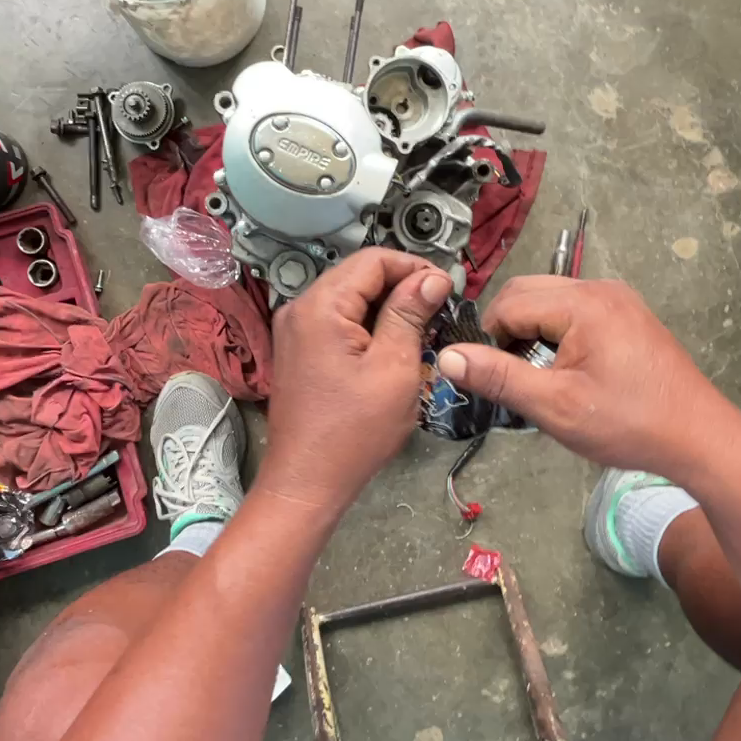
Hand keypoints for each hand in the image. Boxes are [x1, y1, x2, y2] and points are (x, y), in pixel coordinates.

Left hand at [261, 249, 451, 512]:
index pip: (373, 260)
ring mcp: (294, 329)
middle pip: (358, 275)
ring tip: (420, 329)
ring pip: (348, 297)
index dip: (414, 267)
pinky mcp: (298, 349)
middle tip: (438, 310)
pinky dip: (366, 324)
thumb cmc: (354, 431)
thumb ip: (410, 314)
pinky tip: (391, 345)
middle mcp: (299, 308)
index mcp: (321, 306)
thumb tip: (433, 277)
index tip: (446, 288)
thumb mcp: (394, 368)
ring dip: (385, 306)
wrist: (306, 481)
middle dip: (401, 285)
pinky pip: (336, 319)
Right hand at [437, 277, 740, 474]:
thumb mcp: (554, 406)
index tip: (494, 378)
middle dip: (507, 329)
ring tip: (537, 374)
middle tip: (511, 375)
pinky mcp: (627, 314)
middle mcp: (600, 288)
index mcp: (583, 304)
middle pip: (527, 292)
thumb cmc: (628, 424)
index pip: (509, 304)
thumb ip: (498, 377)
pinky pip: (573, 308)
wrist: (700, 439)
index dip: (489, 339)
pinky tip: (564, 368)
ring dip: (530, 329)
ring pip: (549, 298)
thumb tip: (447, 357)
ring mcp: (618, 299)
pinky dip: (555, 330)